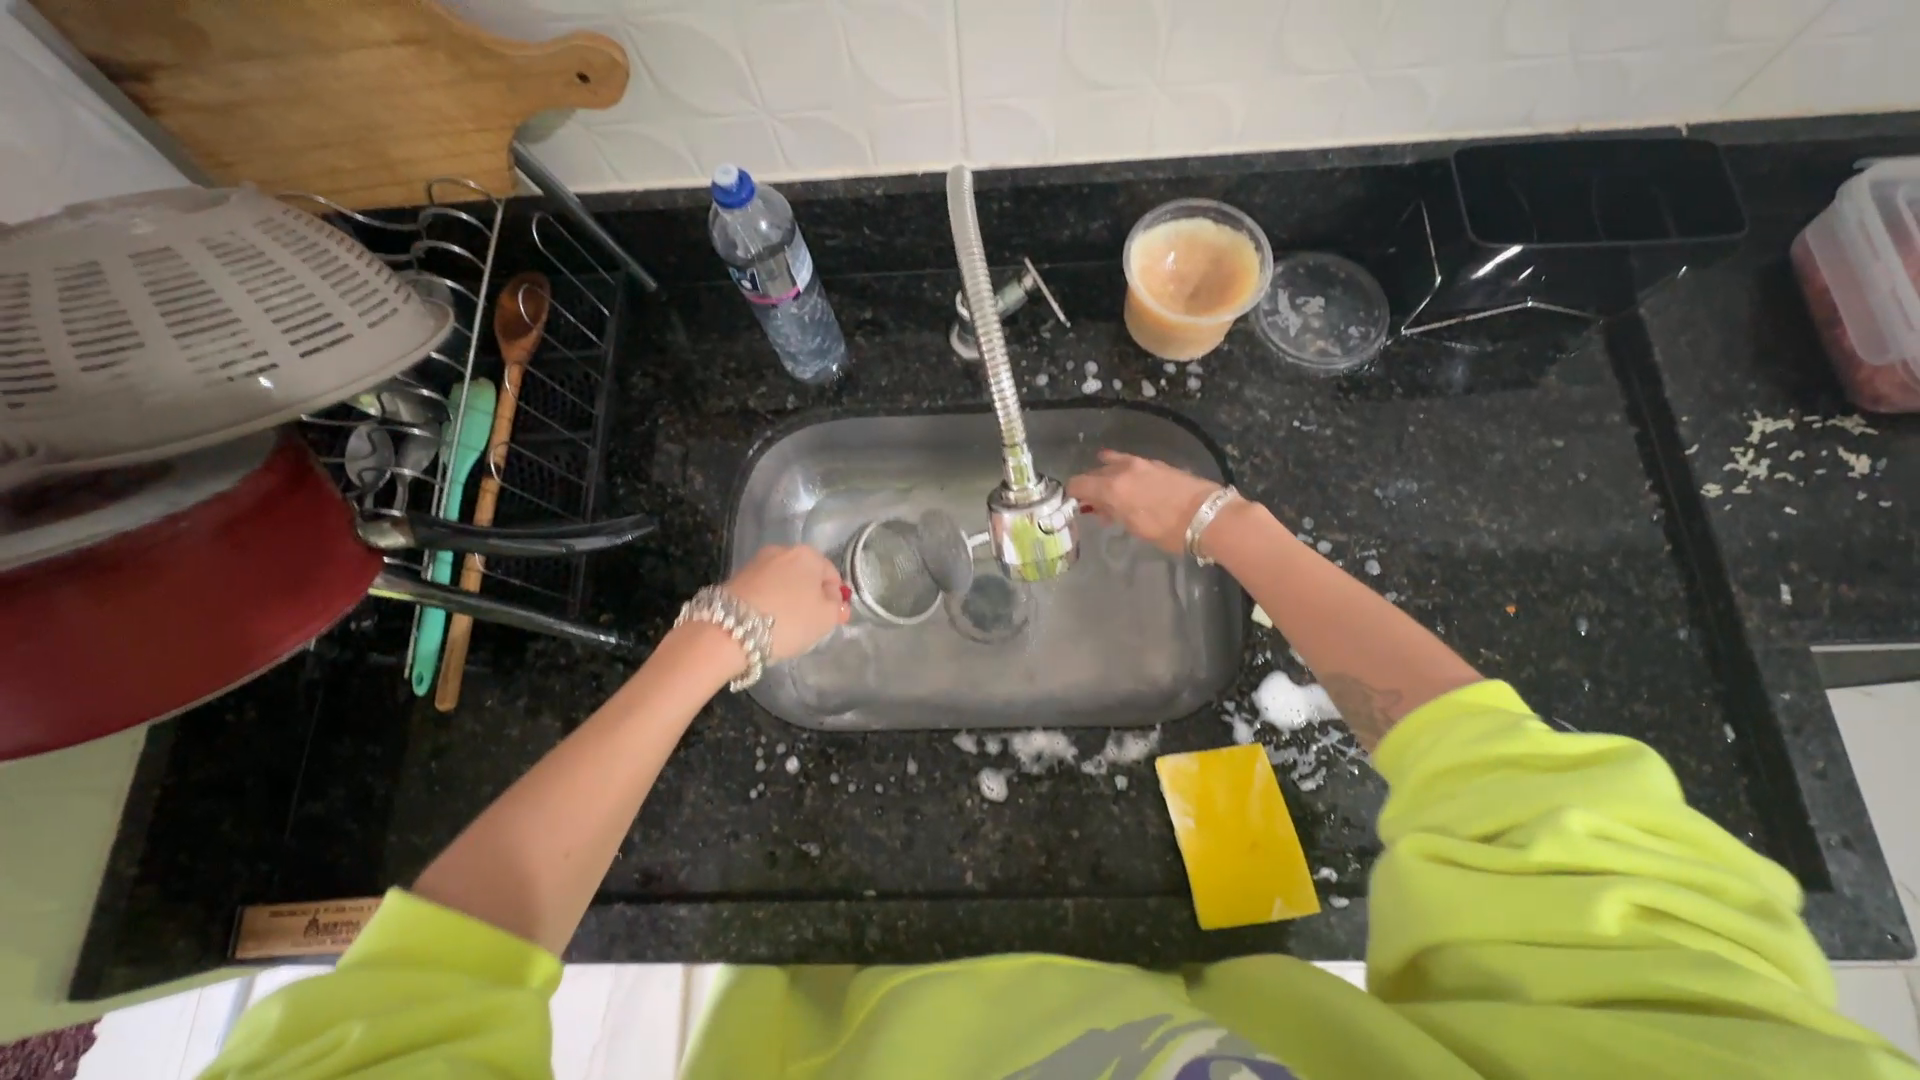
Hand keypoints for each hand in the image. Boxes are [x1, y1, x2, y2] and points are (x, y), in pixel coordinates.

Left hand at [724, 545, 850, 660]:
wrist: (729, 630)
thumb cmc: (788, 620)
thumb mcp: (826, 618)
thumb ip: (838, 608)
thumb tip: (837, 601)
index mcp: (808, 554)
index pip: (832, 575)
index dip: (836, 599)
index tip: (832, 620)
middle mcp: (781, 551)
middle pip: (805, 576)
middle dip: (810, 597)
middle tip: (810, 625)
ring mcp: (755, 563)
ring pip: (782, 583)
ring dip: (787, 600)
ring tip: (784, 627)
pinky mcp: (735, 578)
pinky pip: (762, 591)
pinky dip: (768, 604)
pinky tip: (765, 623)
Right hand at [1067, 450, 1223, 556]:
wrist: (1207, 515)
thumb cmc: (1168, 529)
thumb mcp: (1134, 527)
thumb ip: (1113, 512)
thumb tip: (1099, 507)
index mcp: (1112, 487)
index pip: (1078, 483)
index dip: (1072, 494)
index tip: (1075, 504)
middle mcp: (1122, 470)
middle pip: (1094, 473)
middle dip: (1090, 487)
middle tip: (1095, 505)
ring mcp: (1141, 463)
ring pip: (1113, 465)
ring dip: (1107, 477)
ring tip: (1113, 494)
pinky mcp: (1158, 464)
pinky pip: (1130, 464)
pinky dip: (1124, 472)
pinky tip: (1131, 485)